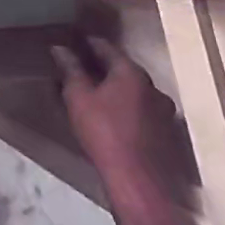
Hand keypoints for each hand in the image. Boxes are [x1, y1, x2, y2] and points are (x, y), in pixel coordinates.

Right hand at [55, 36, 162, 177]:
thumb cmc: (104, 133)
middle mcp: (152, 87)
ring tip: (92, 95)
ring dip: (113, 89)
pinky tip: (109, 117)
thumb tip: (60, 48)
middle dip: (99, 68)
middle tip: (78, 68)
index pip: (106, 48)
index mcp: (131, 72)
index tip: (73, 40)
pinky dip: (124, 107)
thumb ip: (70, 70)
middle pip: (121, 69)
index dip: (87, 43)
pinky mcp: (165, 134)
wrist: (138, 183)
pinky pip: (139, 110)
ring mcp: (162, 111)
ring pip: (132, 91)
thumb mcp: (78, 98)